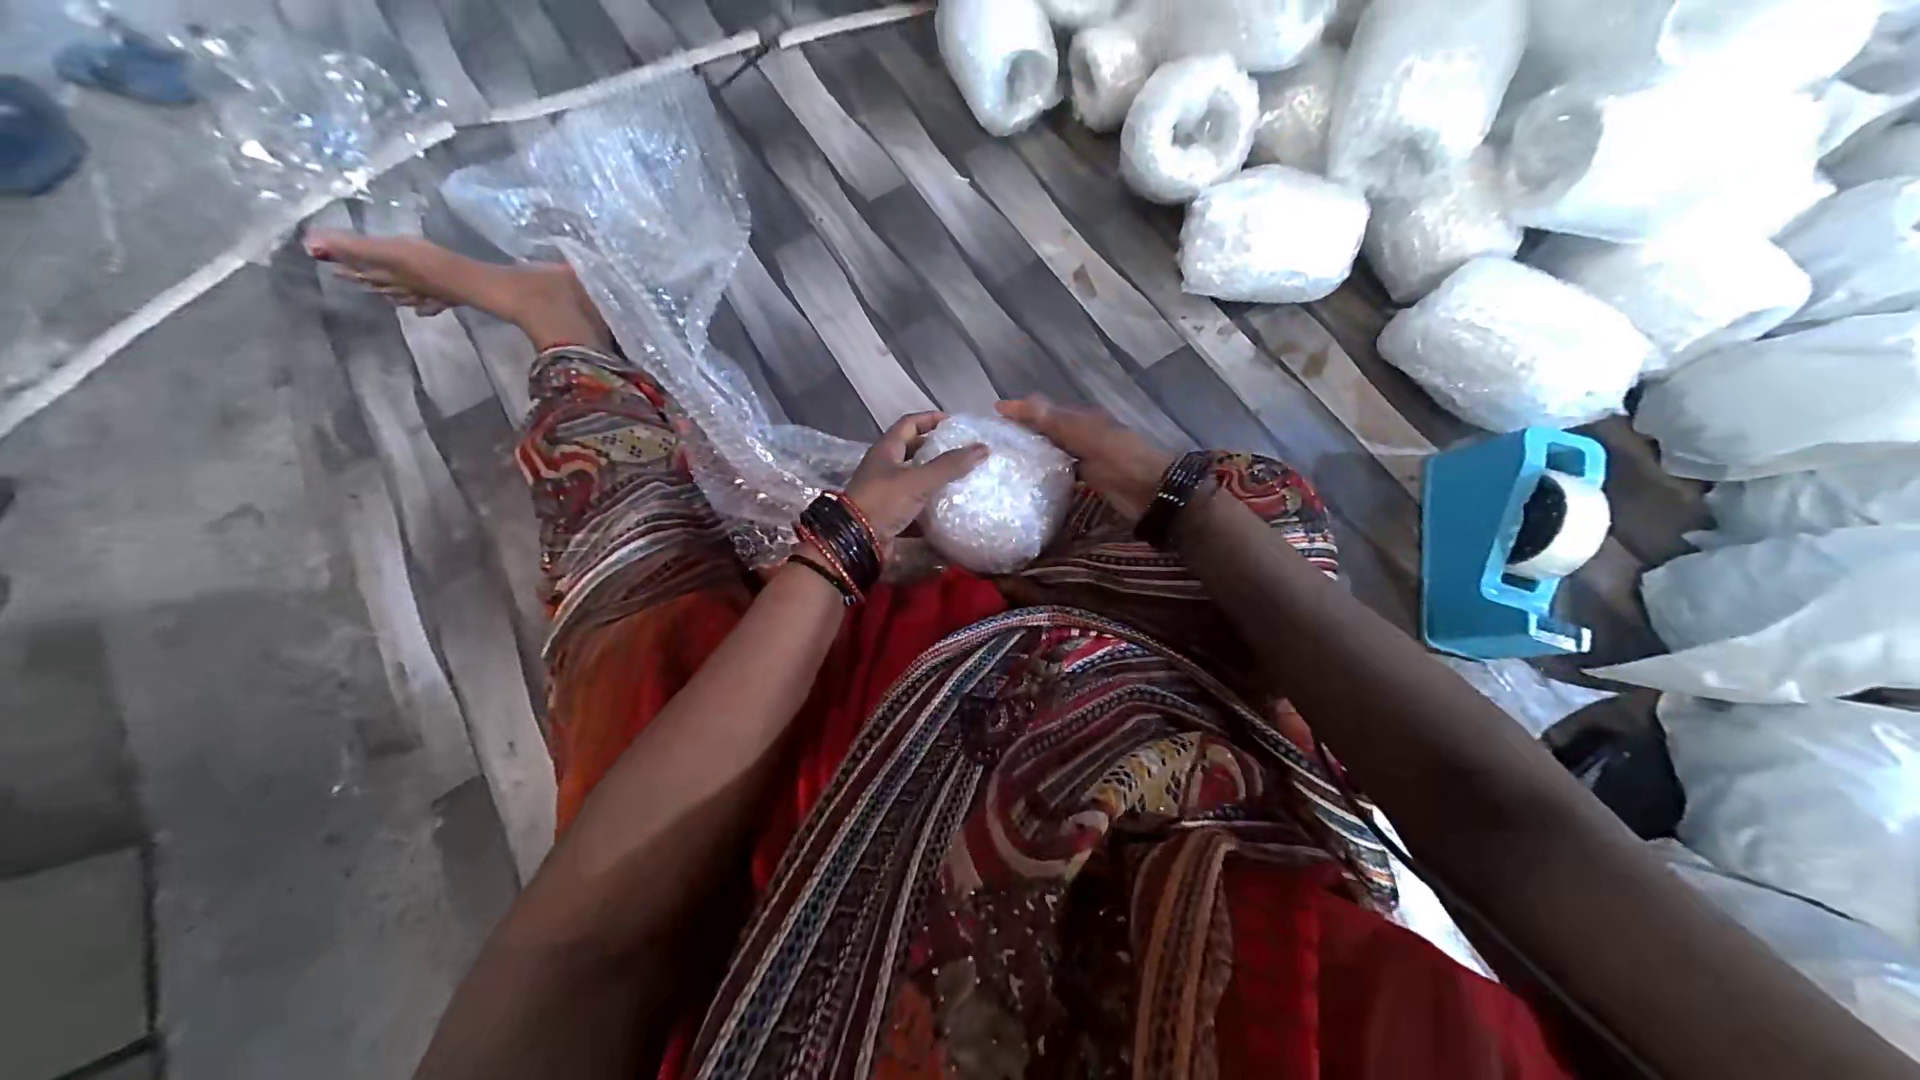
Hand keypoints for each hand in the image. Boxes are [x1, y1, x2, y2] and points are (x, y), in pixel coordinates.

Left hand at [843, 411, 987, 547]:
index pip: (909, 423)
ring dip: (934, 477)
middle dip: (936, 449)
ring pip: (914, 478)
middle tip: (961, 451)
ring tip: (961, 477)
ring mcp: (886, 491)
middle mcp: (884, 467)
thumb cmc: (883, 502)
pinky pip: (914, 504)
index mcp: (886, 450)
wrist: (857, 542)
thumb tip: (983, 448)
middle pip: (912, 450)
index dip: (931, 419)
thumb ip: (949, 465)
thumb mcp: (917, 480)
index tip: (954, 423)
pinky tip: (949, 507)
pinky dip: (930, 504)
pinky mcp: (890, 514)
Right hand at [997, 397, 1175, 518]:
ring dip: (1032, 450)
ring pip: (1052, 448)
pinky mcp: (1088, 477)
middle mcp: (1081, 432)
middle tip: (993, 440)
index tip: (994, 414)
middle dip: (1022, 429)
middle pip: (1047, 427)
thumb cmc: (1120, 458)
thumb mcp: (1085, 435)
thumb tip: (1018, 402)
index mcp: (1082, 417)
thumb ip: (1053, 420)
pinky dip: (1044, 469)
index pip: (1044, 408)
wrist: (1152, 489)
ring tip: (1004, 459)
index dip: (1020, 409)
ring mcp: (1085, 456)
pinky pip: (1060, 469)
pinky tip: (1029, 478)